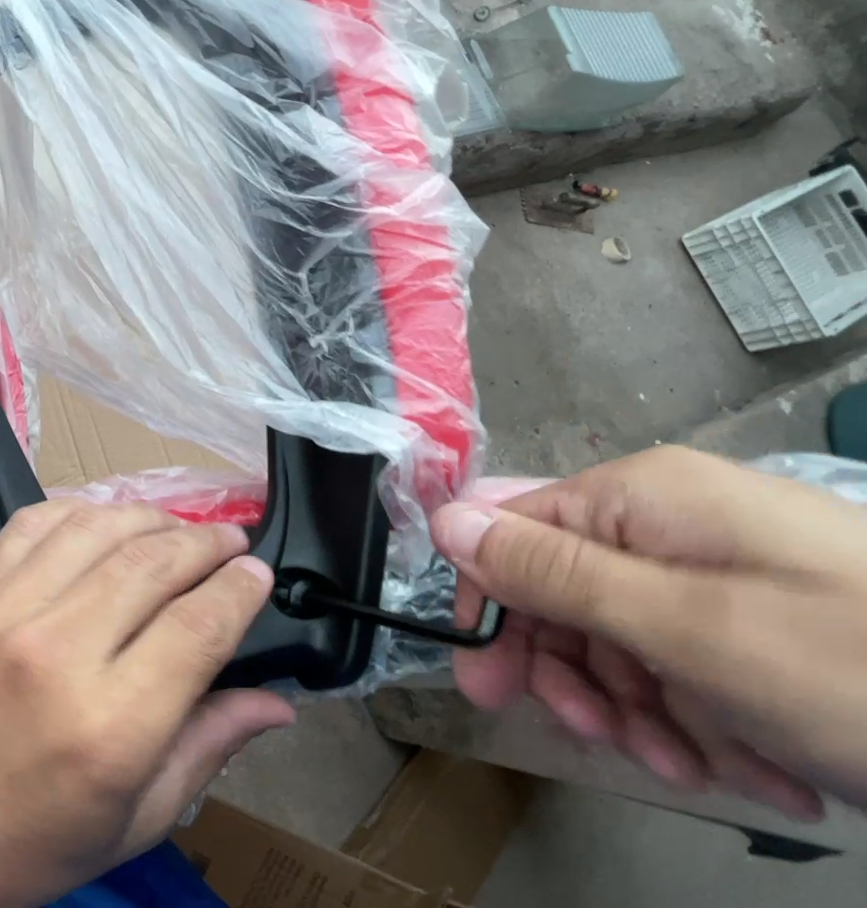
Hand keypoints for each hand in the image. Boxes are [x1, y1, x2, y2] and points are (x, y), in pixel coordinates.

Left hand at [0, 500, 292, 906]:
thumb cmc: (40, 835)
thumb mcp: (141, 815)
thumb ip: (210, 744)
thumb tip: (278, 700)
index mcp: (110, 723)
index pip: (196, 626)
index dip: (239, 589)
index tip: (258, 573)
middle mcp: (56, 652)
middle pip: (149, 564)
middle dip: (203, 542)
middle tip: (229, 540)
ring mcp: (5, 612)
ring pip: (93, 530)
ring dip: (146, 518)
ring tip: (175, 527)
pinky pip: (31, 525)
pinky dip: (76, 512)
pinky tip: (102, 523)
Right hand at [434, 445, 866, 819]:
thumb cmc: (864, 670)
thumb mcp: (690, 627)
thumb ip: (554, 570)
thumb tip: (443, 519)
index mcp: (643, 499)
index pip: (509, 530)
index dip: (489, 606)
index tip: (487, 682)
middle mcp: (671, 522)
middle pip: (562, 590)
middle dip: (575, 673)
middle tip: (597, 737)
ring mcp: (721, 571)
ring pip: (620, 638)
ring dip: (642, 711)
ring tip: (693, 769)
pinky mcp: (759, 620)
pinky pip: (683, 663)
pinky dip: (700, 722)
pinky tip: (747, 766)